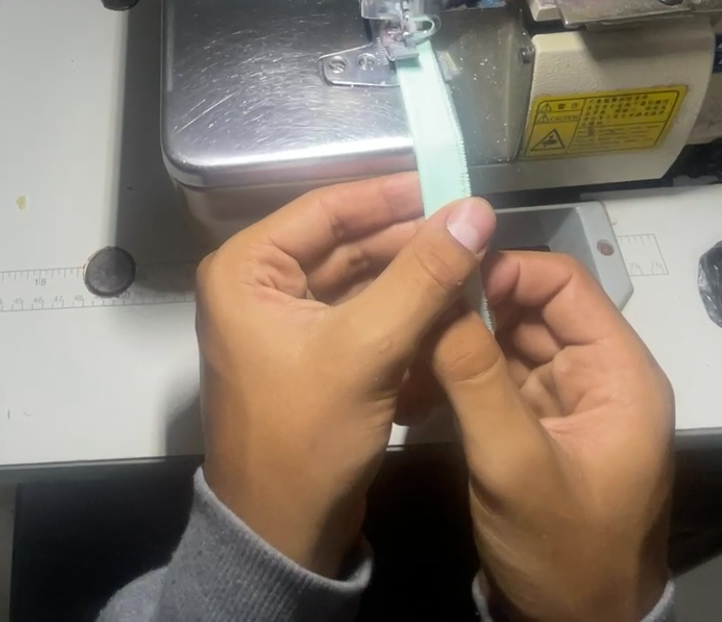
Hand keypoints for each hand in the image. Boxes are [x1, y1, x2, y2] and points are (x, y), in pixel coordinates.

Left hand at [197, 174, 495, 575]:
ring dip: (410, 274)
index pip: (325, 209)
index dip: (390, 195)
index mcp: (247, 268)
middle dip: (408, 239)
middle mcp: (259, 283)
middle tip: (471, 230)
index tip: (449, 186)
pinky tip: (447, 303)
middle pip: (345, 242)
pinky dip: (400, 309)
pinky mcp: (309, 349)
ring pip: (358, 278)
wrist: (282, 536)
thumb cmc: (306, 437)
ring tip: (469, 263)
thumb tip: (474, 211)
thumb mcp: (367, 349)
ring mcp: (284, 317)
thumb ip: (423, 277)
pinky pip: (359, 312)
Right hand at [430, 250, 674, 621]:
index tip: (444, 282)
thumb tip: (438, 296)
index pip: (563, 285)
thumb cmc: (563, 554)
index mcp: (618, 373)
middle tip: (411, 307)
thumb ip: (475, 376)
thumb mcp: (515, 465)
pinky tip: (415, 375)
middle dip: (470, 304)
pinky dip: (456, 368)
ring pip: (504, 335)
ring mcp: (562, 396)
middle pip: (528, 306)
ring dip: (457, 336)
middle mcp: (594, 373)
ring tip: (406, 338)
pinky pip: (492, 370)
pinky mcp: (533, 418)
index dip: (504, 271)